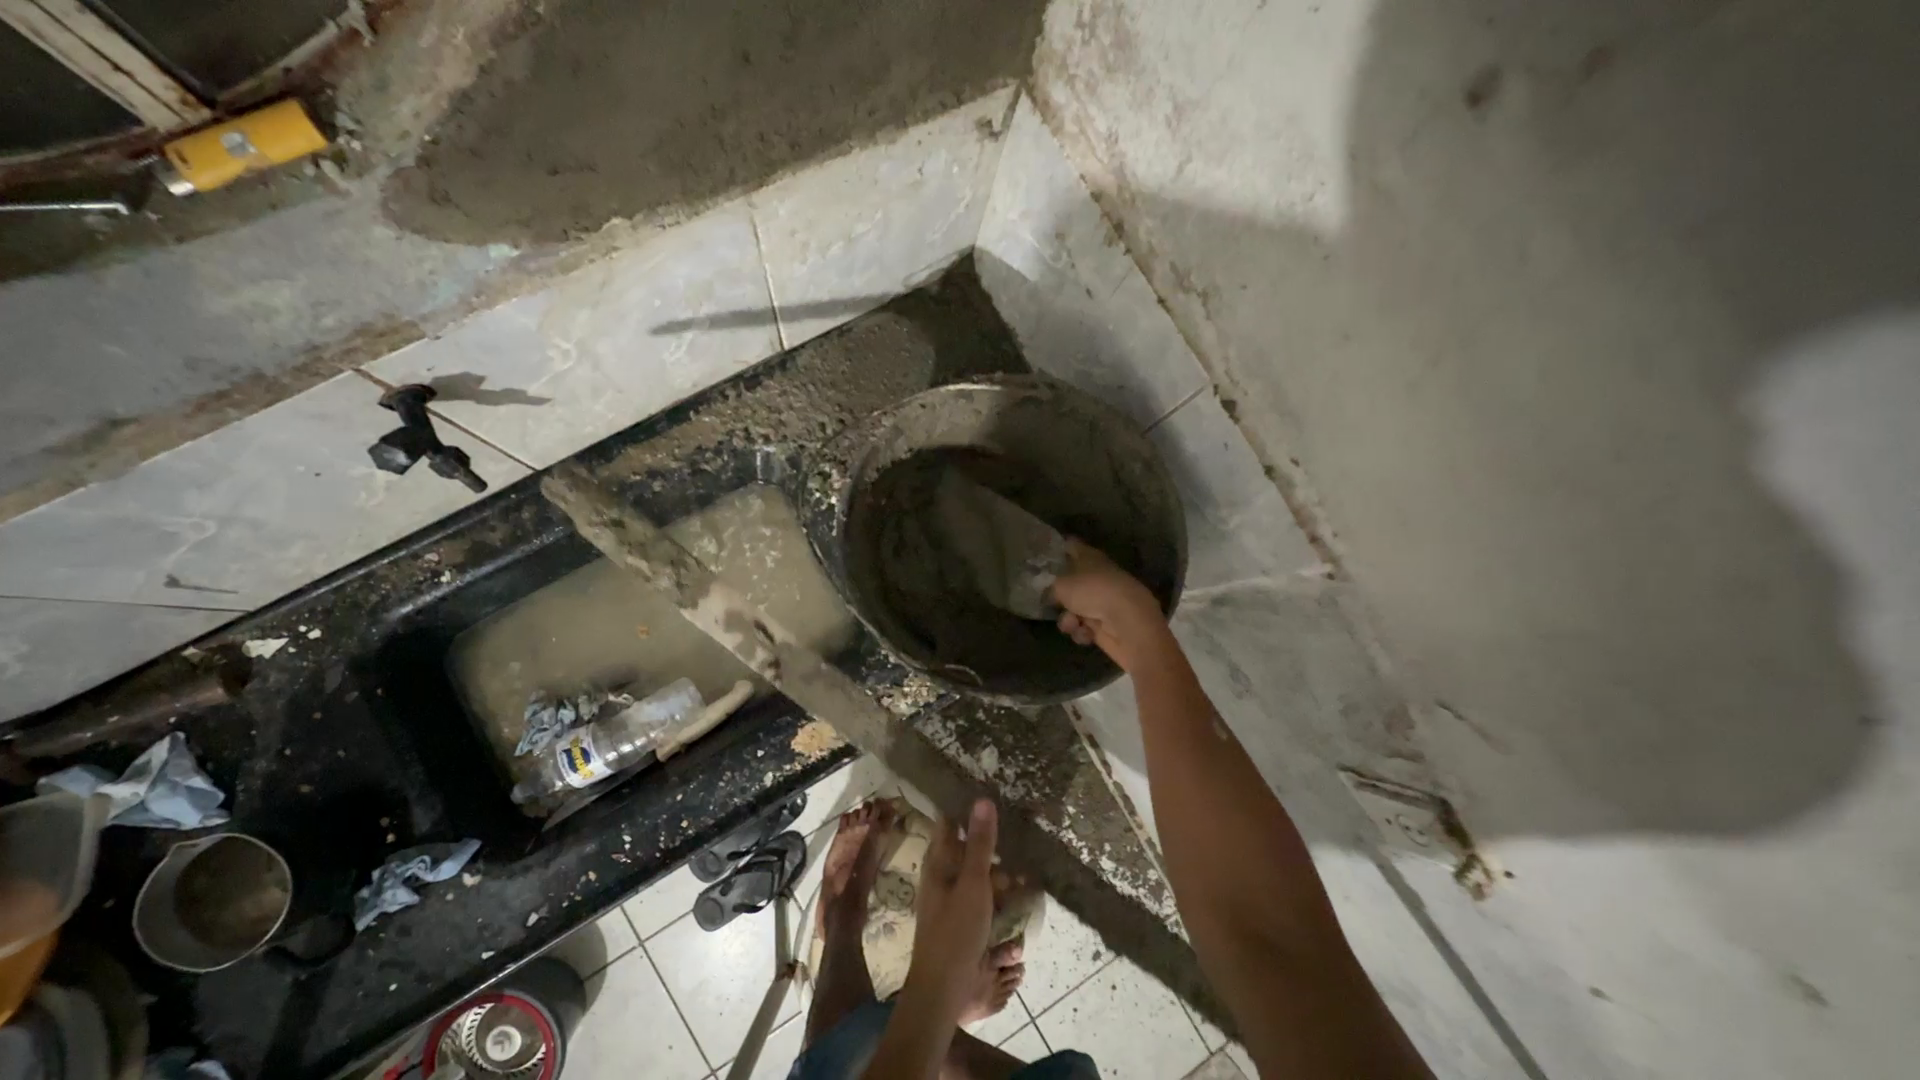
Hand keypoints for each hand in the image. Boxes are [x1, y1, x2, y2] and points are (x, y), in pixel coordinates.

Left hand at [903, 799, 999, 1014]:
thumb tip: (983, 800)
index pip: (948, 824)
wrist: (944, 986)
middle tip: (1020, 835)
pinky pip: (983, 898)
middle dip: (991, 843)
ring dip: (1000, 872)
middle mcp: (941, 877)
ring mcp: (952, 900)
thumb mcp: (973, 883)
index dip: (964, 809)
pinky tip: (1020, 898)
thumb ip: (980, 844)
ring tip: (1027, 874)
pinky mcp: (964, 921)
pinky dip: (999, 894)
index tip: (989, 794)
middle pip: (967, 850)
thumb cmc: (955, 930)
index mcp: (937, 863)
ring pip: (978, 875)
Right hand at [1051, 539, 1170, 671]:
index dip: (1058, 549)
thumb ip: (1050, 588)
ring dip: (1069, 619)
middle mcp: (1097, 577)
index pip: (1071, 546)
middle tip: (1051, 603)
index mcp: (1090, 558)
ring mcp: (1103, 601)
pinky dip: (1083, 631)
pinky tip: (1086, 633)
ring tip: (1072, 623)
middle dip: (1060, 596)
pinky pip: (1085, 627)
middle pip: (1072, 583)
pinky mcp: (1107, 624)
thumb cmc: (1093, 592)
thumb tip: (1050, 594)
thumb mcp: (1061, 585)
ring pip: (1075, 609)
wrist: (1128, 622)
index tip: (1042, 558)